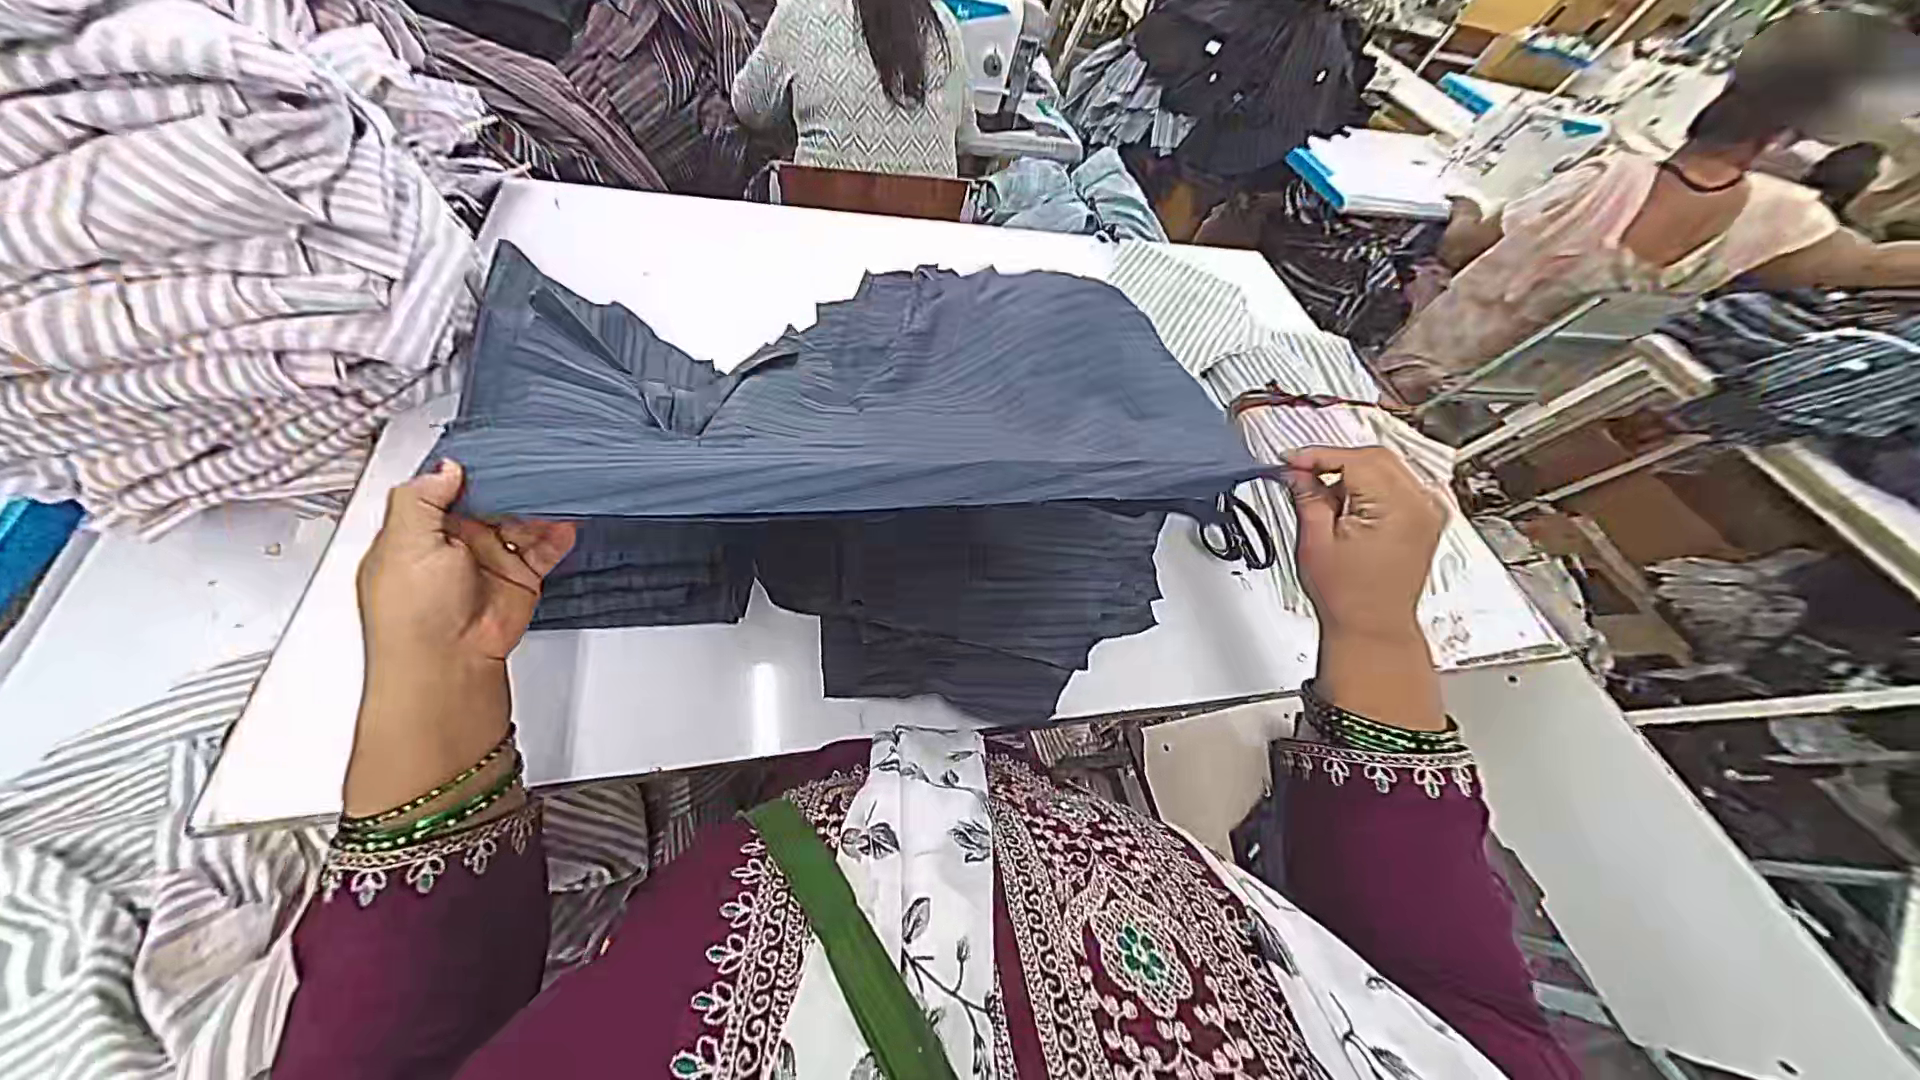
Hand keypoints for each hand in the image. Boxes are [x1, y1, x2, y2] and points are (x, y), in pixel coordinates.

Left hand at [357, 459, 576, 672]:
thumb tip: (445, 469)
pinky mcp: (520, 576)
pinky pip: (545, 549)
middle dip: (514, 489)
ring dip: (539, 511)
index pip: (448, 488)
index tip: (492, 455)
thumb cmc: (412, 612)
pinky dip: (558, 536)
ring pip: (522, 523)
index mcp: (421, 529)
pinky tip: (565, 526)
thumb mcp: (405, 543)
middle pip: (493, 502)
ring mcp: (491, 559)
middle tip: (533, 474)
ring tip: (556, 498)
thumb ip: (421, 499)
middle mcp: (457, 542)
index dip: (469, 472)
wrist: (448, 657)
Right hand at [1281, 445, 1446, 642]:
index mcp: (1398, 507)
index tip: (1292, 460)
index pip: (1355, 459)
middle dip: (1333, 460)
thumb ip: (1308, 497)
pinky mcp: (1424, 520)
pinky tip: (1344, 499)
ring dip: (1350, 471)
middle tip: (1299, 470)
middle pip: (1375, 457)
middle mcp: (1421, 506)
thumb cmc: (1348, 596)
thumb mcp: (1315, 540)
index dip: (1318, 455)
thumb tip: (1298, 473)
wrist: (1371, 626)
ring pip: (1386, 468)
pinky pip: (1396, 485)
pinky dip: (1367, 484)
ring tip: (1318, 489)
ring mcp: (1428, 512)